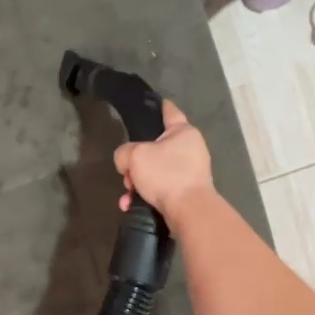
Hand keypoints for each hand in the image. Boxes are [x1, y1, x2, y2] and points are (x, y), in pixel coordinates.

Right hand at [112, 101, 213, 224]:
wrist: (189, 211)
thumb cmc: (165, 174)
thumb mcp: (135, 156)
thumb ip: (124, 152)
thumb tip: (127, 163)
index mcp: (183, 132)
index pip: (169, 111)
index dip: (157, 105)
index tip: (150, 103)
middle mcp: (190, 148)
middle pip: (154, 147)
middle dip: (135, 162)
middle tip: (126, 173)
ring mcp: (190, 171)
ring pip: (155, 170)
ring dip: (137, 183)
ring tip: (128, 196)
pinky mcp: (186, 191)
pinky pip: (161, 188)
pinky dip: (146, 195)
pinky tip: (132, 205)